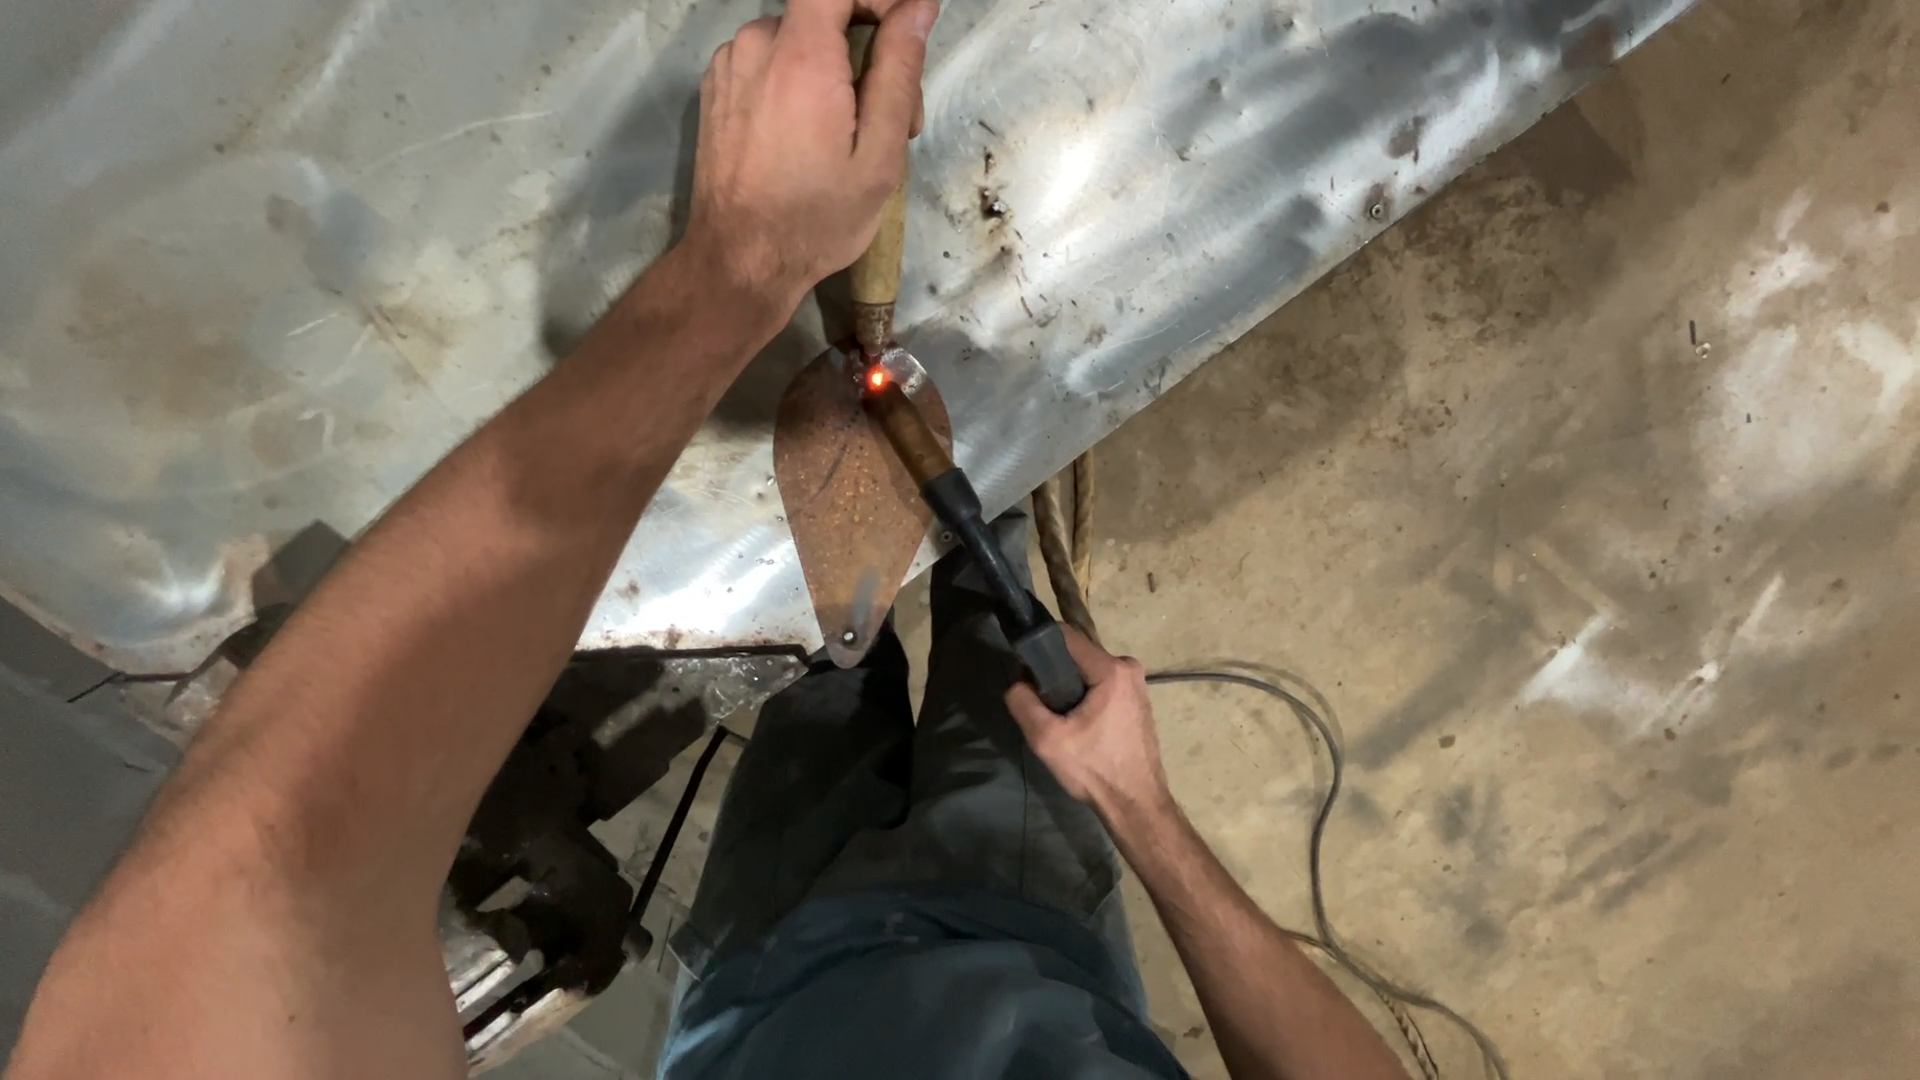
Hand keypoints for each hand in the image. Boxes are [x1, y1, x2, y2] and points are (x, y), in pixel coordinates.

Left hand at [680, 0, 937, 317]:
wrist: (740, 261)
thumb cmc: (818, 220)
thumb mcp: (878, 158)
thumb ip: (899, 73)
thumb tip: (918, 7)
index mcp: (802, 56)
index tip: (905, 37)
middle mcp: (758, 43)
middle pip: (824, 16)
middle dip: (867, 55)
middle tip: (896, 122)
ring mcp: (730, 65)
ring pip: (797, 45)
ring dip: (833, 77)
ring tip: (851, 143)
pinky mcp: (716, 90)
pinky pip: (769, 66)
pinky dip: (797, 89)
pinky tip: (809, 144)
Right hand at [1005, 629, 1175, 822]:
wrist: (1136, 805)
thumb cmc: (1095, 770)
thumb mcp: (1046, 739)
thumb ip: (1022, 702)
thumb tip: (1017, 682)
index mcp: (1112, 669)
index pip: (1066, 636)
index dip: (1039, 646)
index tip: (1022, 666)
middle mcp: (1129, 668)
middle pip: (1077, 653)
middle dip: (1053, 670)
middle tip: (1038, 700)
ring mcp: (1136, 684)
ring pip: (1088, 670)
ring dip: (1069, 685)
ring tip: (1056, 715)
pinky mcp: (1136, 700)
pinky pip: (1101, 683)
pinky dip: (1085, 695)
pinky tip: (1077, 722)